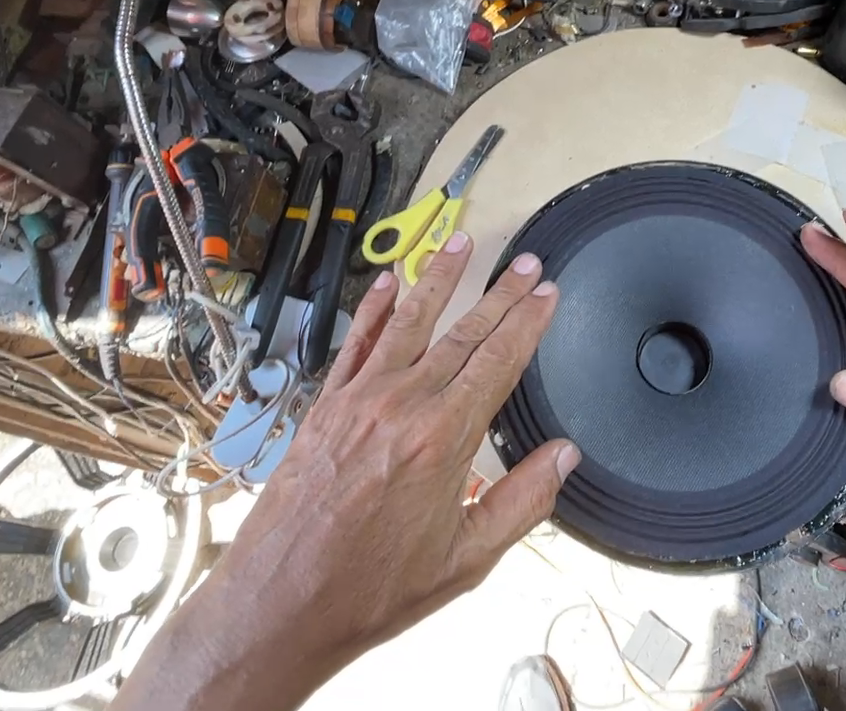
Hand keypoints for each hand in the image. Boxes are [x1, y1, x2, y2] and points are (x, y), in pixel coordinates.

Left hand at [113, 233, 579, 710]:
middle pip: (464, 333)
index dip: (527, 322)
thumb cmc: (374, 588)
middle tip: (525, 262)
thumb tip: (566, 455)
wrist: (279, 604)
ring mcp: (360, 398)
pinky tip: (387, 281)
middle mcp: (403, 404)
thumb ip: (522, 502)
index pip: (499, 362)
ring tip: (460, 242)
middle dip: (500, 293)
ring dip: (439, 278)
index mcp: (443, 438)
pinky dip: (374, 308)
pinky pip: (356, 342)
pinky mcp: (327, 404)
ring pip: (409, 322)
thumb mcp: (466, 560)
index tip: (546, 293)